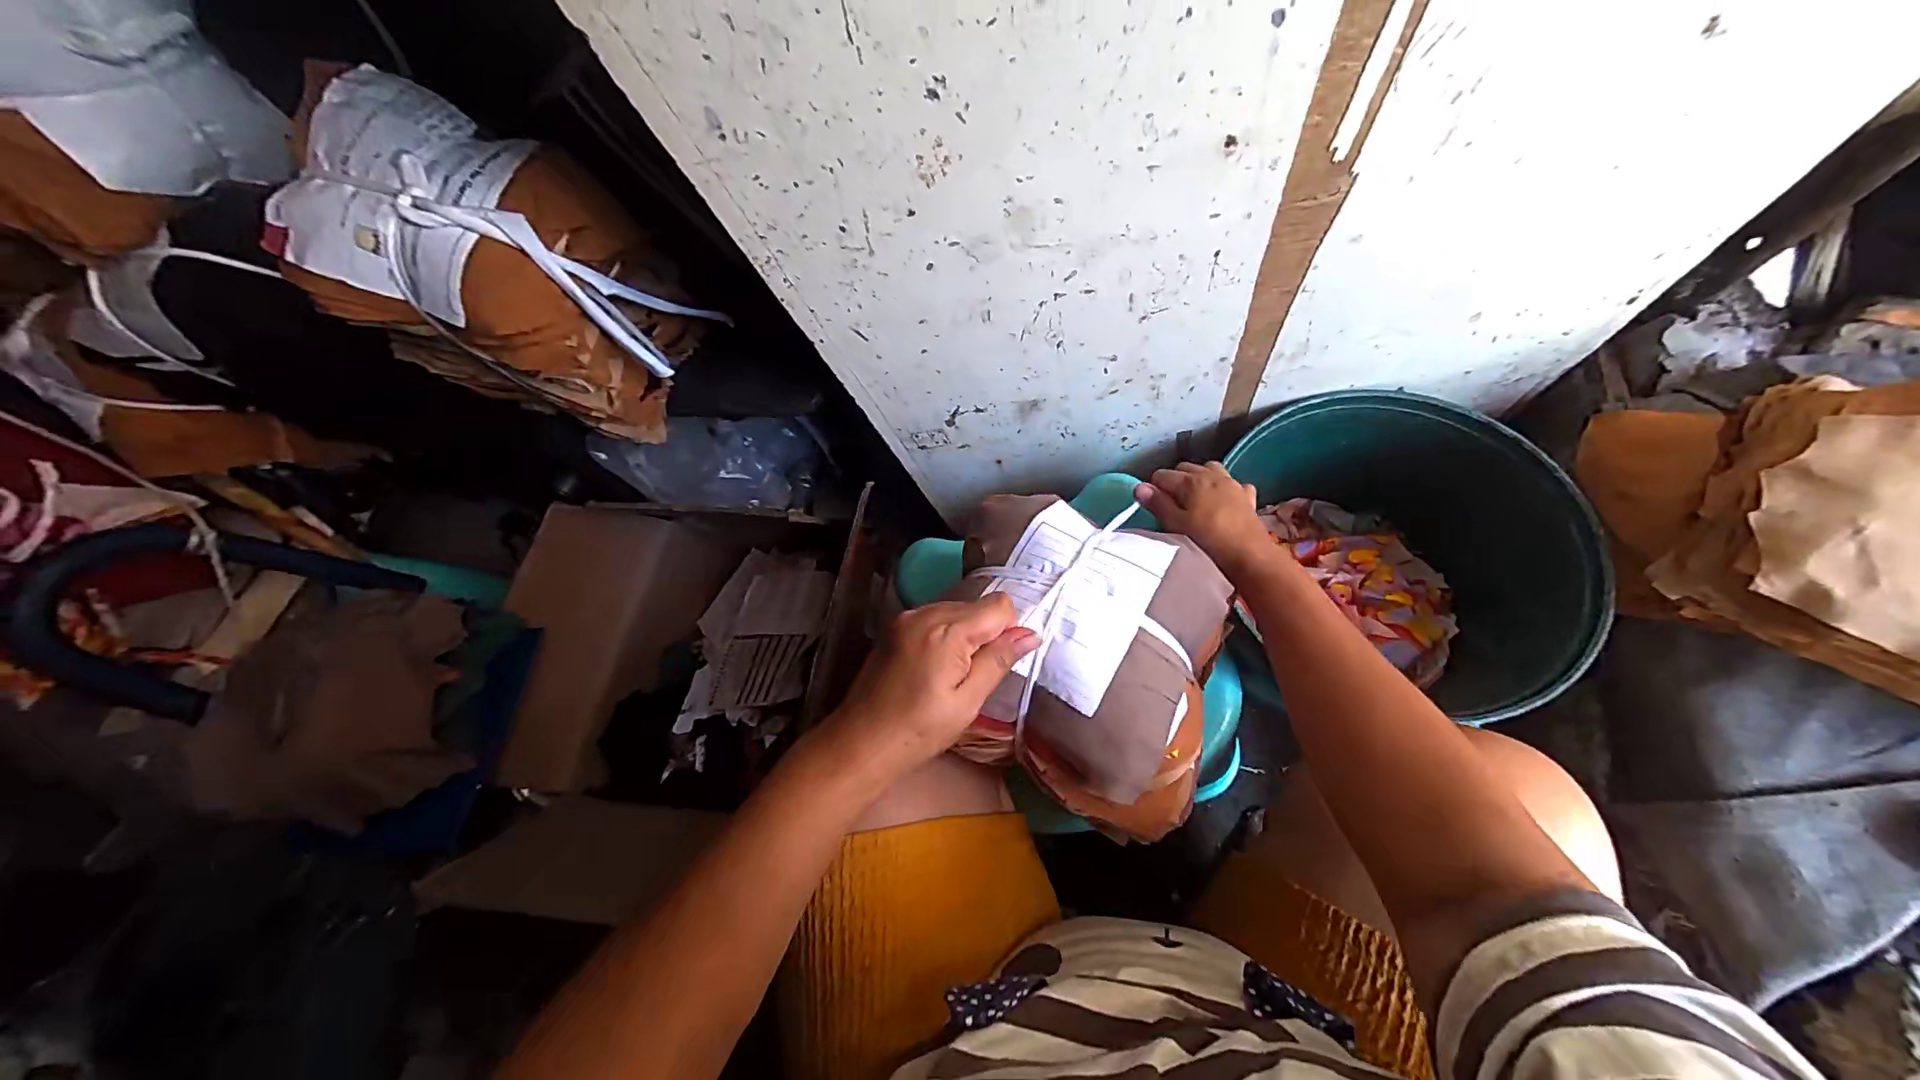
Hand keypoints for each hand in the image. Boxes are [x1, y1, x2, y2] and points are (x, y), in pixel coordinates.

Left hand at [820, 593, 1038, 778]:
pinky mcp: (895, 625)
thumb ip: (998, 661)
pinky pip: (935, 617)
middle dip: (986, 633)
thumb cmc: (917, 731)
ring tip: (952, 675)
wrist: (860, 742)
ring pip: (957, 608)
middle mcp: (925, 613)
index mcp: (946, 631)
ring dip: (965, 634)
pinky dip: (945, 635)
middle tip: (974, 675)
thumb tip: (1031, 635)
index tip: (998, 662)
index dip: (1009, 630)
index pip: (999, 605)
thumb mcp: (967, 702)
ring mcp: (906, 617)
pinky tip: (935, 668)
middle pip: (977, 604)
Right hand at [1136, 462, 1272, 574]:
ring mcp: (1232, 483)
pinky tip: (1223, 500)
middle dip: (1174, 480)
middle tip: (1170, 503)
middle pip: (1184, 467)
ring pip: (1209, 468)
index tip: (1153, 505)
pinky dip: (1224, 487)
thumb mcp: (1176, 524)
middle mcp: (1211, 475)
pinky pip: (1232, 483)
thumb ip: (1158, 504)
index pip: (1161, 475)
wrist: (1249, 555)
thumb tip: (1139, 487)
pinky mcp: (1246, 496)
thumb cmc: (1208, 540)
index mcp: (1190, 481)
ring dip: (1199, 477)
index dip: (1153, 488)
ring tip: (1194, 498)